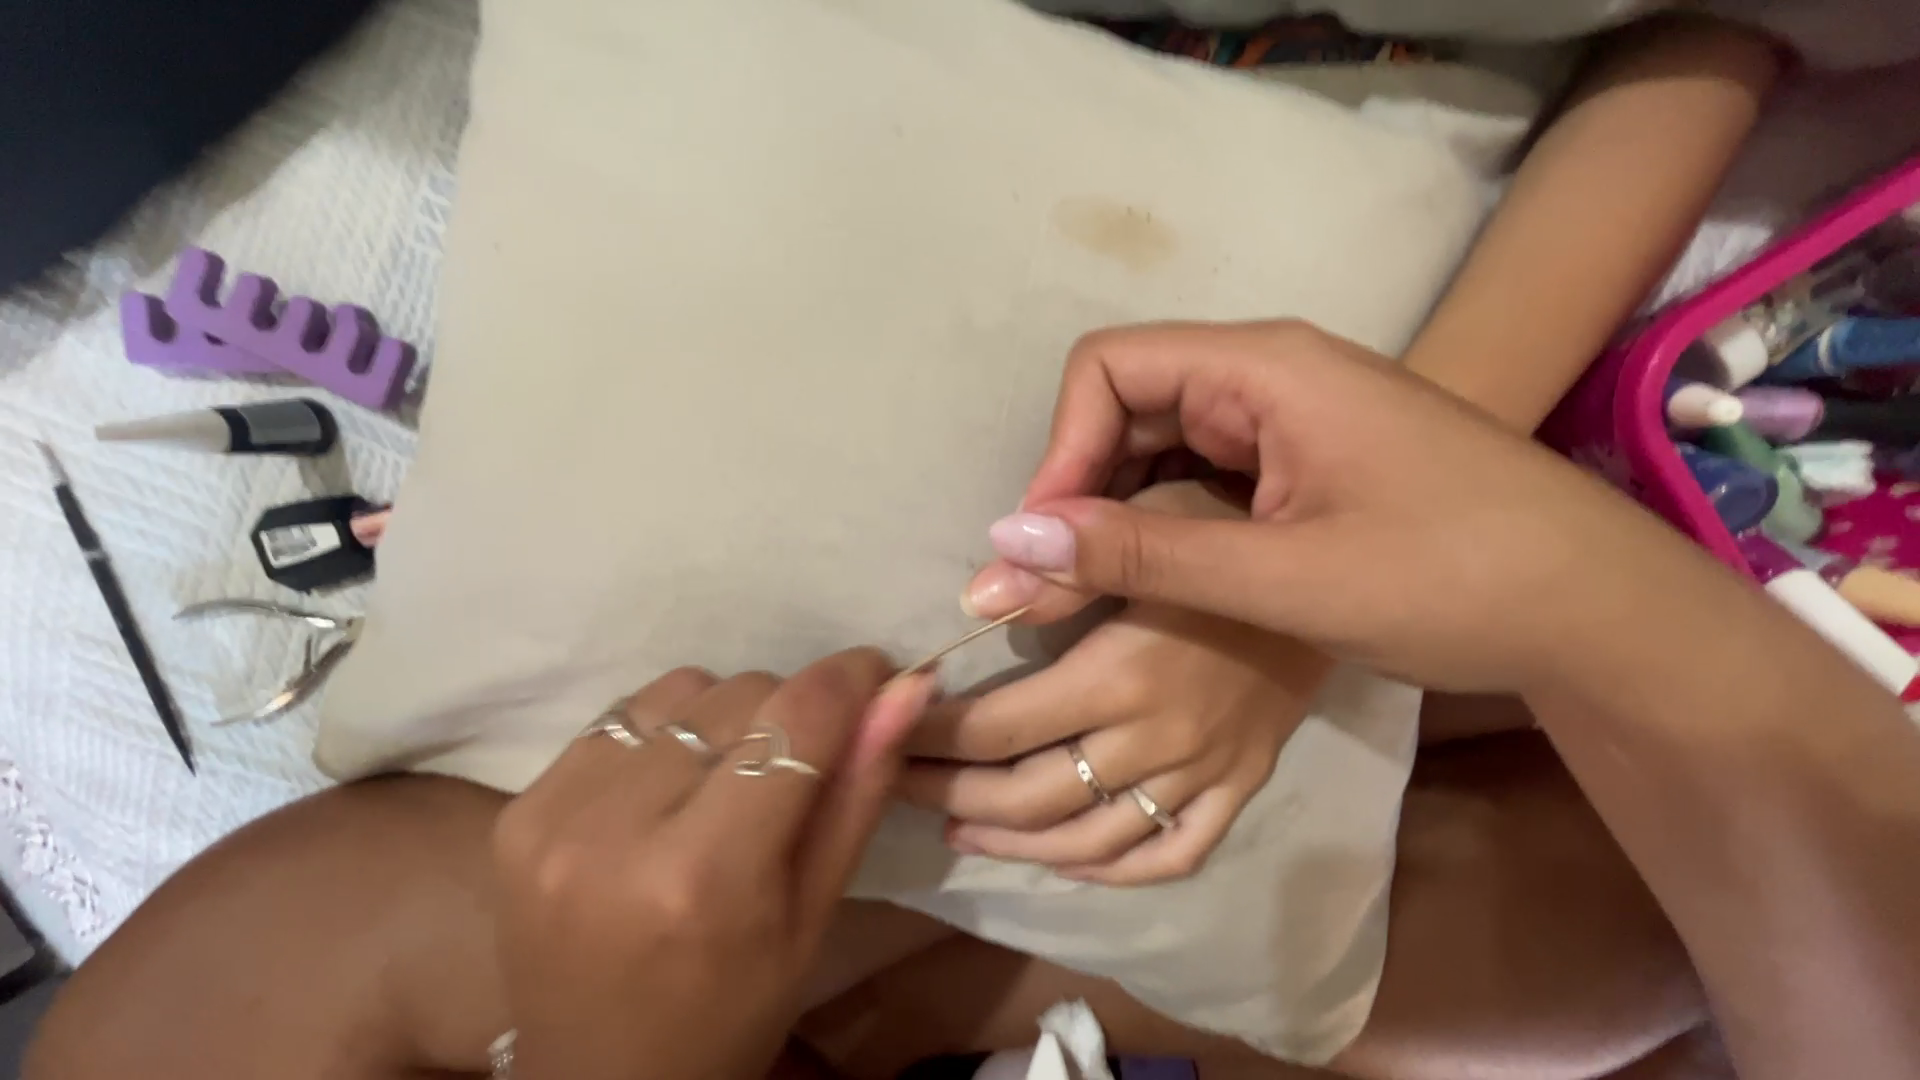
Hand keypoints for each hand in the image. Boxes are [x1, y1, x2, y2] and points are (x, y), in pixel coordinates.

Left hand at [492, 651, 935, 1079]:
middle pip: (743, 692)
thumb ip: (862, 790)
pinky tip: (668, 789)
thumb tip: (906, 686)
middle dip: (790, 713)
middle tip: (795, 769)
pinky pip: (625, 712)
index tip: (879, 673)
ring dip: (727, 716)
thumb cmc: (735, 1010)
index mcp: (708, 876)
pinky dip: (667, 731)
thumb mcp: (817, 912)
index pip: (796, 720)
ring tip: (727, 782)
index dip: (850, 678)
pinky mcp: (519, 807)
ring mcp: (555, 814)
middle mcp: (618, 831)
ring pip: (685, 689)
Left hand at [899, 482, 1329, 884]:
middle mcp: (1157, 742)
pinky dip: (1110, 870)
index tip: (887, 729)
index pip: (1000, 727)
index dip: (932, 736)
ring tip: (957, 830)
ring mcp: (1202, 776)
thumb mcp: (1145, 521)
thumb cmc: (1229, 525)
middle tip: (897, 785)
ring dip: (1012, 841)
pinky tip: (1064, 861)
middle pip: (1031, 794)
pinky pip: (1170, 853)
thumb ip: (1059, 570)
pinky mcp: (1240, 790)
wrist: (1334, 563)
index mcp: (1123, 676)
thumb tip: (973, 600)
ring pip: (1090, 839)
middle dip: (950, 795)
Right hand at [961, 320, 1687, 693]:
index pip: (1110, 367)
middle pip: (1126, 401)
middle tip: (1061, 577)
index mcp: (1265, 367)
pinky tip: (1155, 573)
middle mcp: (1267, 375)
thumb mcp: (1282, 577)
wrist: (1598, 617)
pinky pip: (1197, 473)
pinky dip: (1160, 519)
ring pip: (1157, 442)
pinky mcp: (1298, 463)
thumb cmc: (1453, 581)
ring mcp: (1285, 419)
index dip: (1060, 449)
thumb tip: (1006, 541)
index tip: (1045, 543)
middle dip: (1079, 484)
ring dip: (1115, 507)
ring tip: (1097, 584)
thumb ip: (1141, 554)